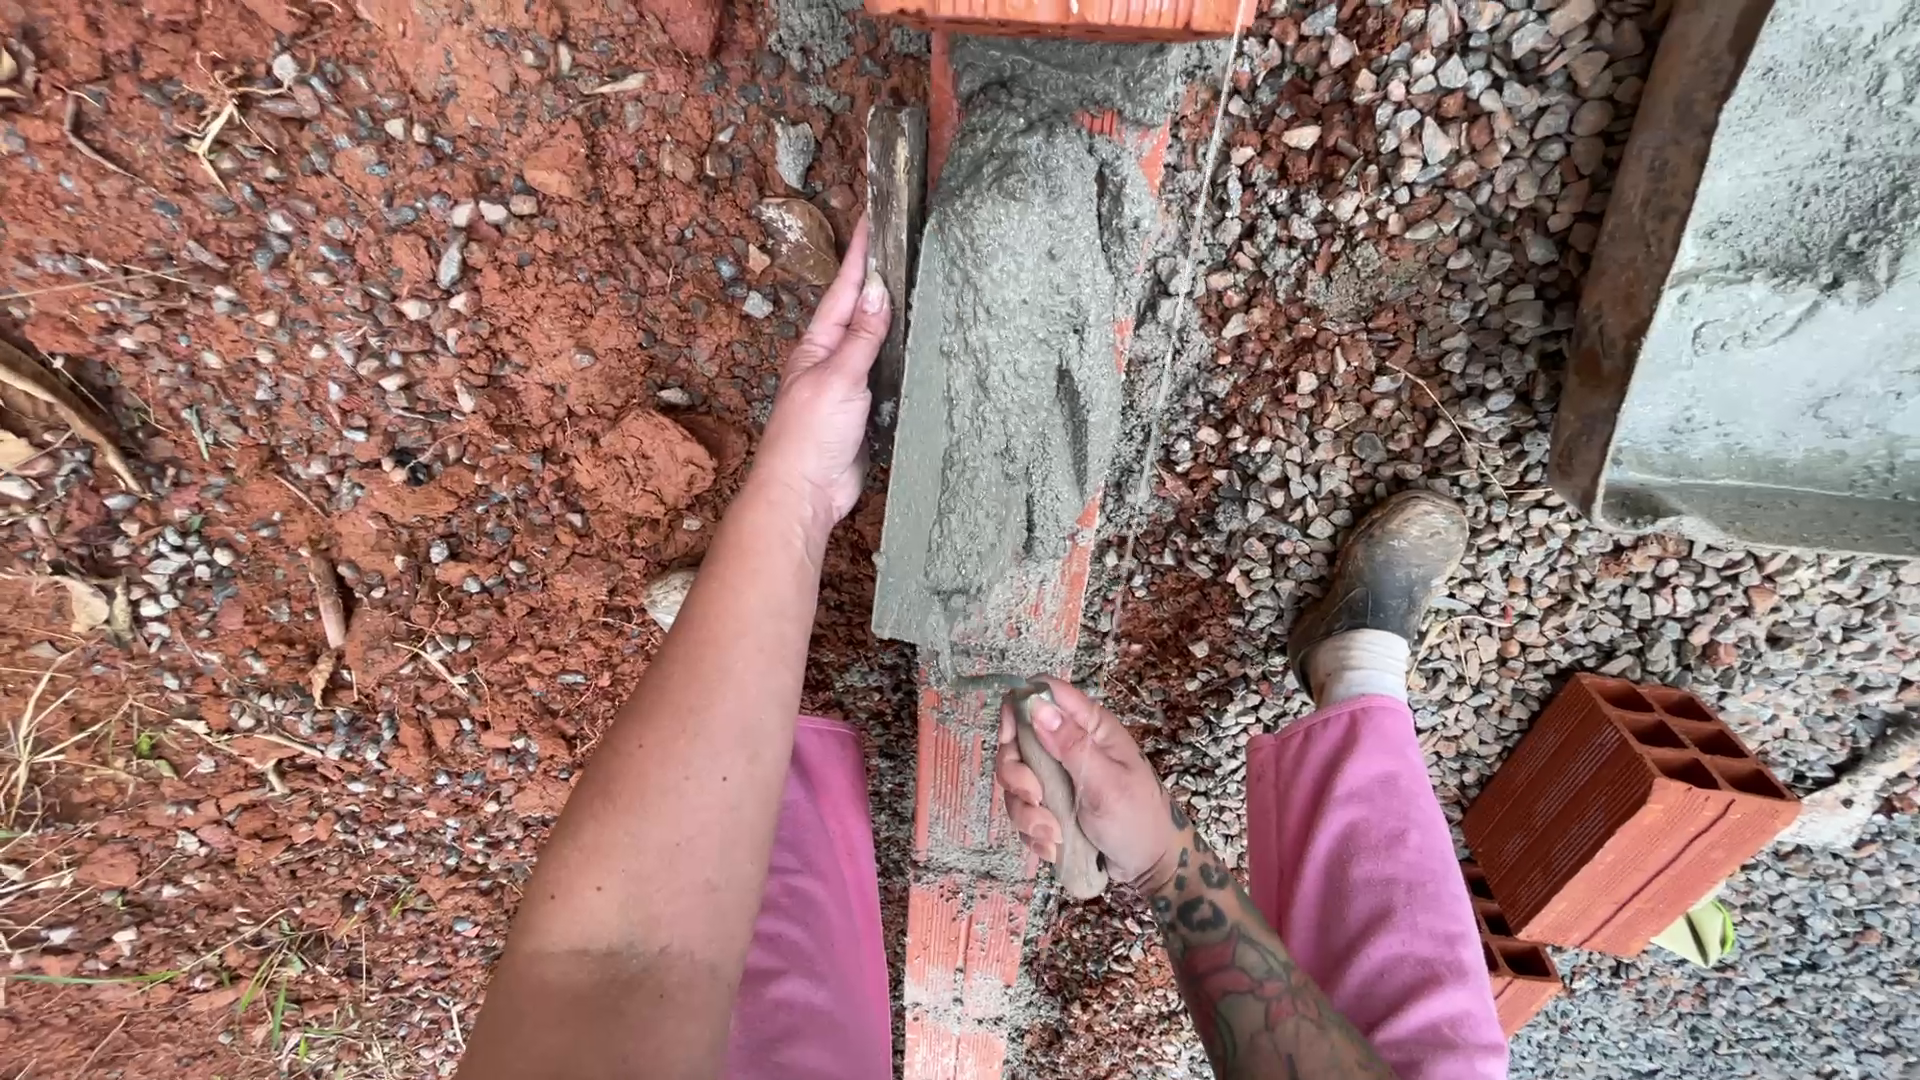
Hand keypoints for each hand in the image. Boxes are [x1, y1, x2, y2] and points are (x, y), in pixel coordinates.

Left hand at [752, 216, 891, 530]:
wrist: (805, 491)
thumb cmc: (808, 435)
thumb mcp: (837, 378)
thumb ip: (861, 337)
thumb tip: (879, 291)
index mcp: (818, 346)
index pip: (843, 290)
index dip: (859, 256)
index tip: (873, 219)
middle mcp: (833, 361)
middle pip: (861, 314)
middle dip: (879, 280)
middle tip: (902, 246)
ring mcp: (849, 388)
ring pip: (877, 346)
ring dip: (893, 320)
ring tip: (917, 288)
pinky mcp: (866, 414)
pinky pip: (887, 379)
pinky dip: (901, 360)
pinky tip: (917, 351)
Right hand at [995, 677, 1185, 892]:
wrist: (1150, 869)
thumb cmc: (1138, 819)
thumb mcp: (1106, 782)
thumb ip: (1071, 744)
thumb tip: (1037, 704)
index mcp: (1089, 726)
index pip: (1043, 693)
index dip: (1019, 709)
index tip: (1012, 743)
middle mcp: (1068, 743)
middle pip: (1016, 739)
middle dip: (1016, 774)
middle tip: (1035, 799)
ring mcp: (1056, 775)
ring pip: (1015, 779)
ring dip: (1027, 812)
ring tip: (1053, 835)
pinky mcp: (1049, 803)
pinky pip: (1022, 808)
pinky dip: (1032, 830)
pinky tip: (1053, 846)